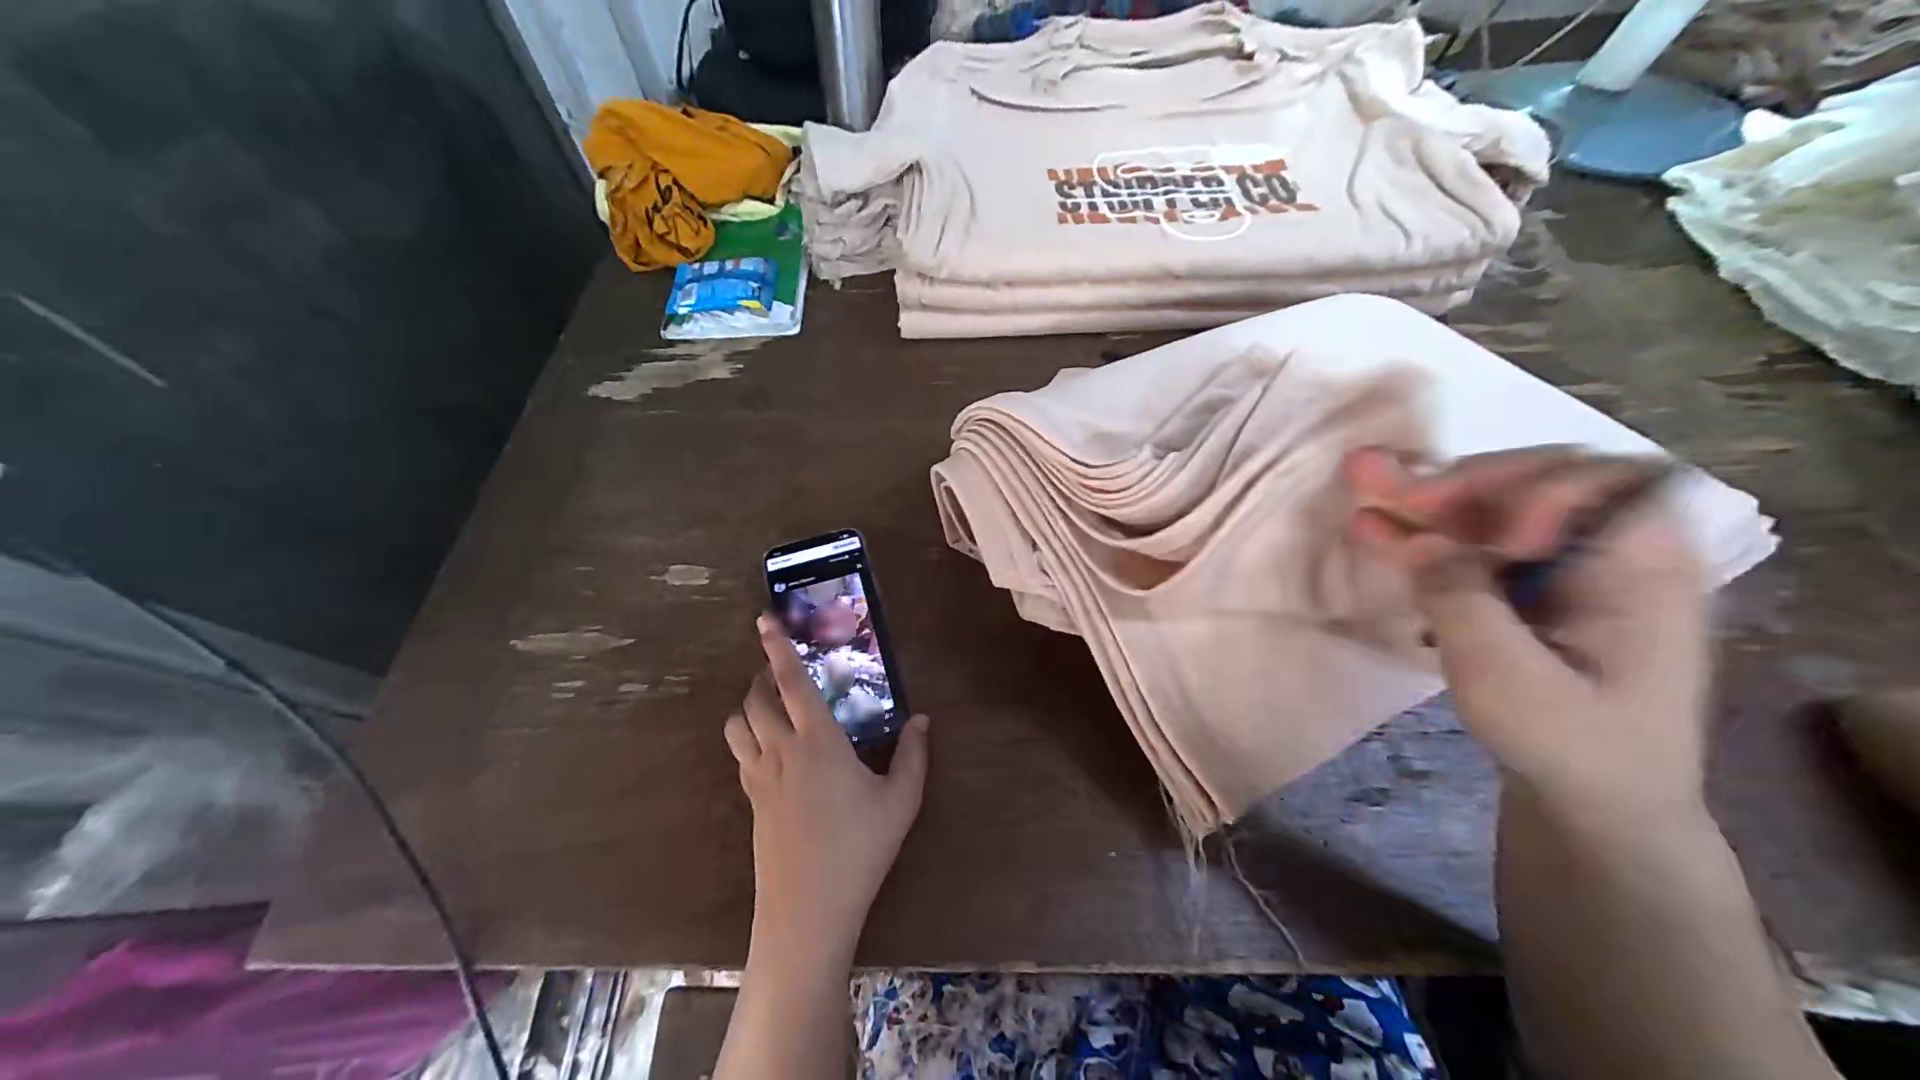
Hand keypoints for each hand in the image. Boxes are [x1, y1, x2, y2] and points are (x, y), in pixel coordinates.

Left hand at [724, 615, 929, 949]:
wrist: (808, 910)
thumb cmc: (859, 850)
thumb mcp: (901, 801)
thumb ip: (914, 755)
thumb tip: (923, 719)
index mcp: (818, 741)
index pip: (790, 681)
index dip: (777, 646)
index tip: (764, 619)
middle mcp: (781, 749)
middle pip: (755, 697)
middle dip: (763, 675)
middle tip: (784, 671)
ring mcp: (759, 776)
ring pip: (737, 724)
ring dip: (749, 705)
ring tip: (772, 705)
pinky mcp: (750, 800)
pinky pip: (740, 753)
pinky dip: (748, 736)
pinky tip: (773, 748)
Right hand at [1344, 447, 1710, 816]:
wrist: (1594, 801)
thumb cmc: (1571, 746)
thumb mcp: (1509, 679)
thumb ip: (1461, 600)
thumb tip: (1420, 540)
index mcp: (1643, 566)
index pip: (1599, 482)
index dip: (1530, 489)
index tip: (1477, 529)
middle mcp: (1607, 551)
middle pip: (1532, 484)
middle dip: (1453, 482)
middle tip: (1377, 477)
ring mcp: (1563, 568)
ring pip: (1492, 510)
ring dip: (1425, 499)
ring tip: (1359, 476)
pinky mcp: (1526, 588)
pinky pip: (1472, 546)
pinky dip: (1424, 536)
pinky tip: (1374, 528)